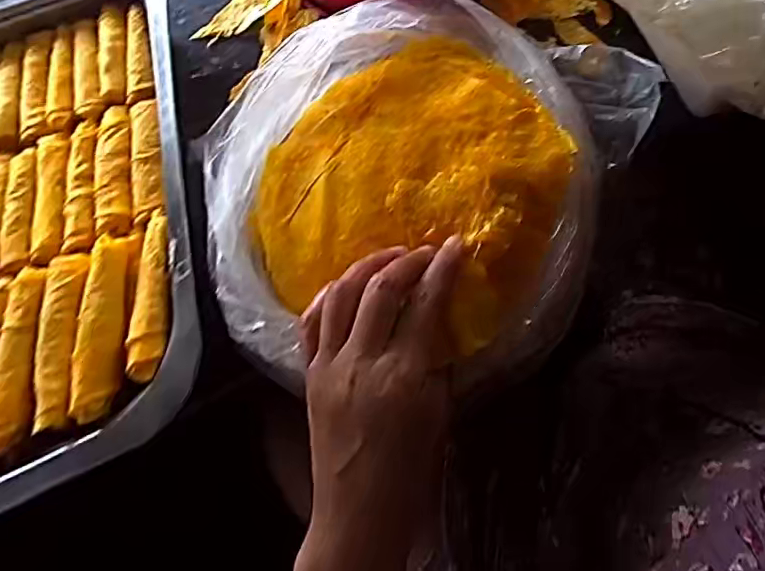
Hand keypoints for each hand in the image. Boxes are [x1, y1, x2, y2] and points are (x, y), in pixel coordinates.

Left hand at [295, 238, 464, 570]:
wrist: (356, 519)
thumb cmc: (410, 474)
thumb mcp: (440, 416)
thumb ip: (439, 362)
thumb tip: (440, 317)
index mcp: (403, 378)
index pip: (426, 305)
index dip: (443, 268)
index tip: (456, 245)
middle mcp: (362, 363)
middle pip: (381, 289)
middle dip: (407, 259)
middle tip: (425, 251)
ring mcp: (329, 366)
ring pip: (342, 293)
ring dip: (368, 266)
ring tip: (389, 258)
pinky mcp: (308, 374)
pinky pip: (313, 319)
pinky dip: (330, 294)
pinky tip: (348, 285)